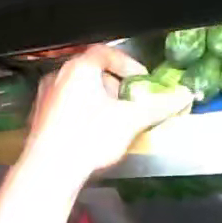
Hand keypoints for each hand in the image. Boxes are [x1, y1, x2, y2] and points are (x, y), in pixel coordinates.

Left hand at [19, 45, 167, 183]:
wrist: (49, 170)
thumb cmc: (89, 138)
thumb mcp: (131, 120)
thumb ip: (159, 106)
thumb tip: (184, 96)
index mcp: (79, 68)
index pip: (106, 52)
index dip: (128, 64)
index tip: (141, 80)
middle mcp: (58, 76)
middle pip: (92, 72)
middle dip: (113, 86)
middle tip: (128, 104)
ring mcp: (44, 98)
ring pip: (77, 91)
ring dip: (97, 102)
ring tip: (112, 123)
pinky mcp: (38, 119)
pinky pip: (64, 109)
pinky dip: (80, 116)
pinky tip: (90, 136)